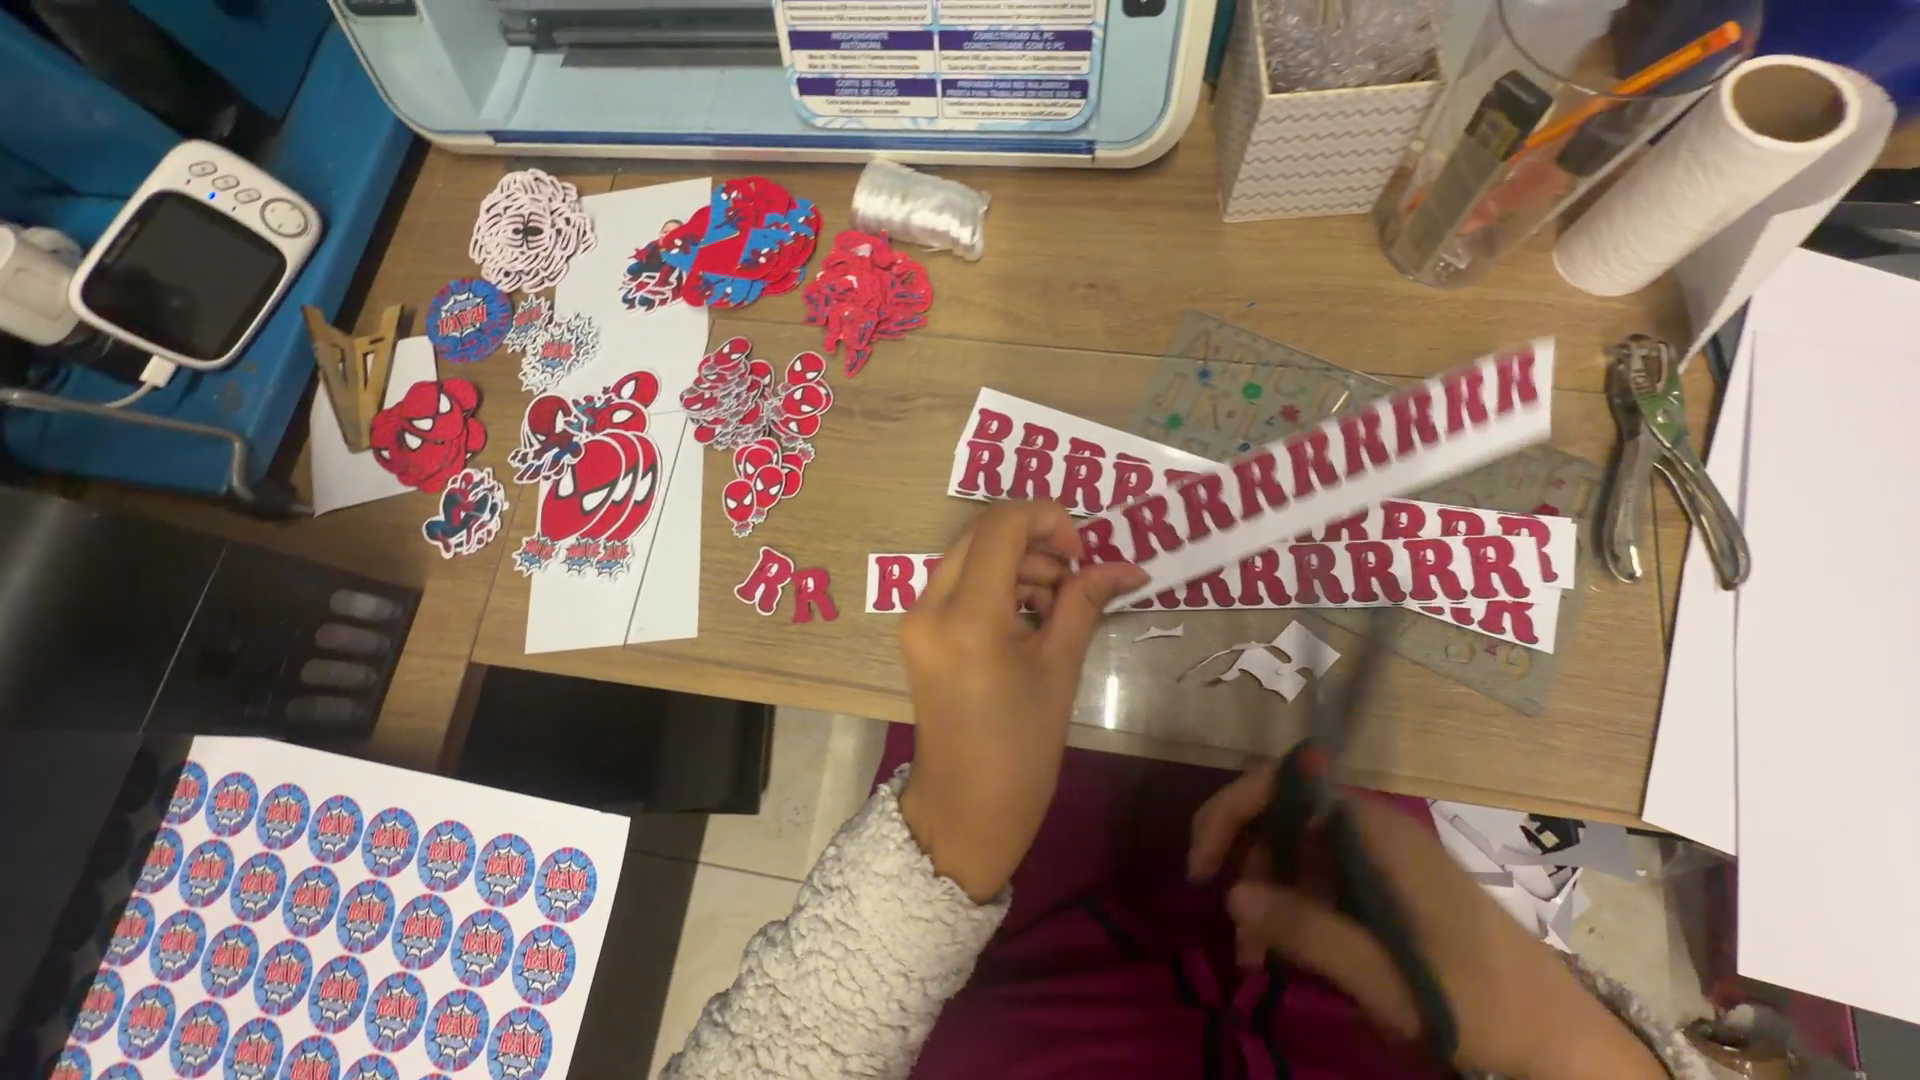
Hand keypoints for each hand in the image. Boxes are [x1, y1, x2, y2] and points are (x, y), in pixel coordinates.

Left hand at [897, 501, 1146, 901]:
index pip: (1002, 525)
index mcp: (967, 616)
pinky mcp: (918, 634)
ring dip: (1017, 564)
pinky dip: (996, 585)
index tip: (1083, 552)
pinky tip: (1029, 616)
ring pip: (969, 557)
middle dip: (1035, 542)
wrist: (965, 811)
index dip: (1048, 518)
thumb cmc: (1021, 750)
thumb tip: (1126, 565)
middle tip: (1075, 576)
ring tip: (1058, 603)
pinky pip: (958, 586)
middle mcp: (930, 607)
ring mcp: (917, 620)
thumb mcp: (1060, 670)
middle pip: (982, 535)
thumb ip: (1085, 603)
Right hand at [1189, 764, 1666, 1079]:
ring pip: (1293, 849)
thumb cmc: (1478, 1000)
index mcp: (1374, 831)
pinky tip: (1282, 954)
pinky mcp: (1383, 887)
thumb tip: (1231, 895)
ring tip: (1252, 954)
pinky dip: (1290, 908)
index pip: (1280, 783)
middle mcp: (1370, 830)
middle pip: (1279, 815)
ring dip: (1262, 891)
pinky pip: (1318, 879)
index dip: (1229, 812)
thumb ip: (1306, 931)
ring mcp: (1377, 857)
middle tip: (1229, 923)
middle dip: (1241, 861)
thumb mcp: (1386, 977)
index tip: (1202, 868)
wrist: (1560, 1037)